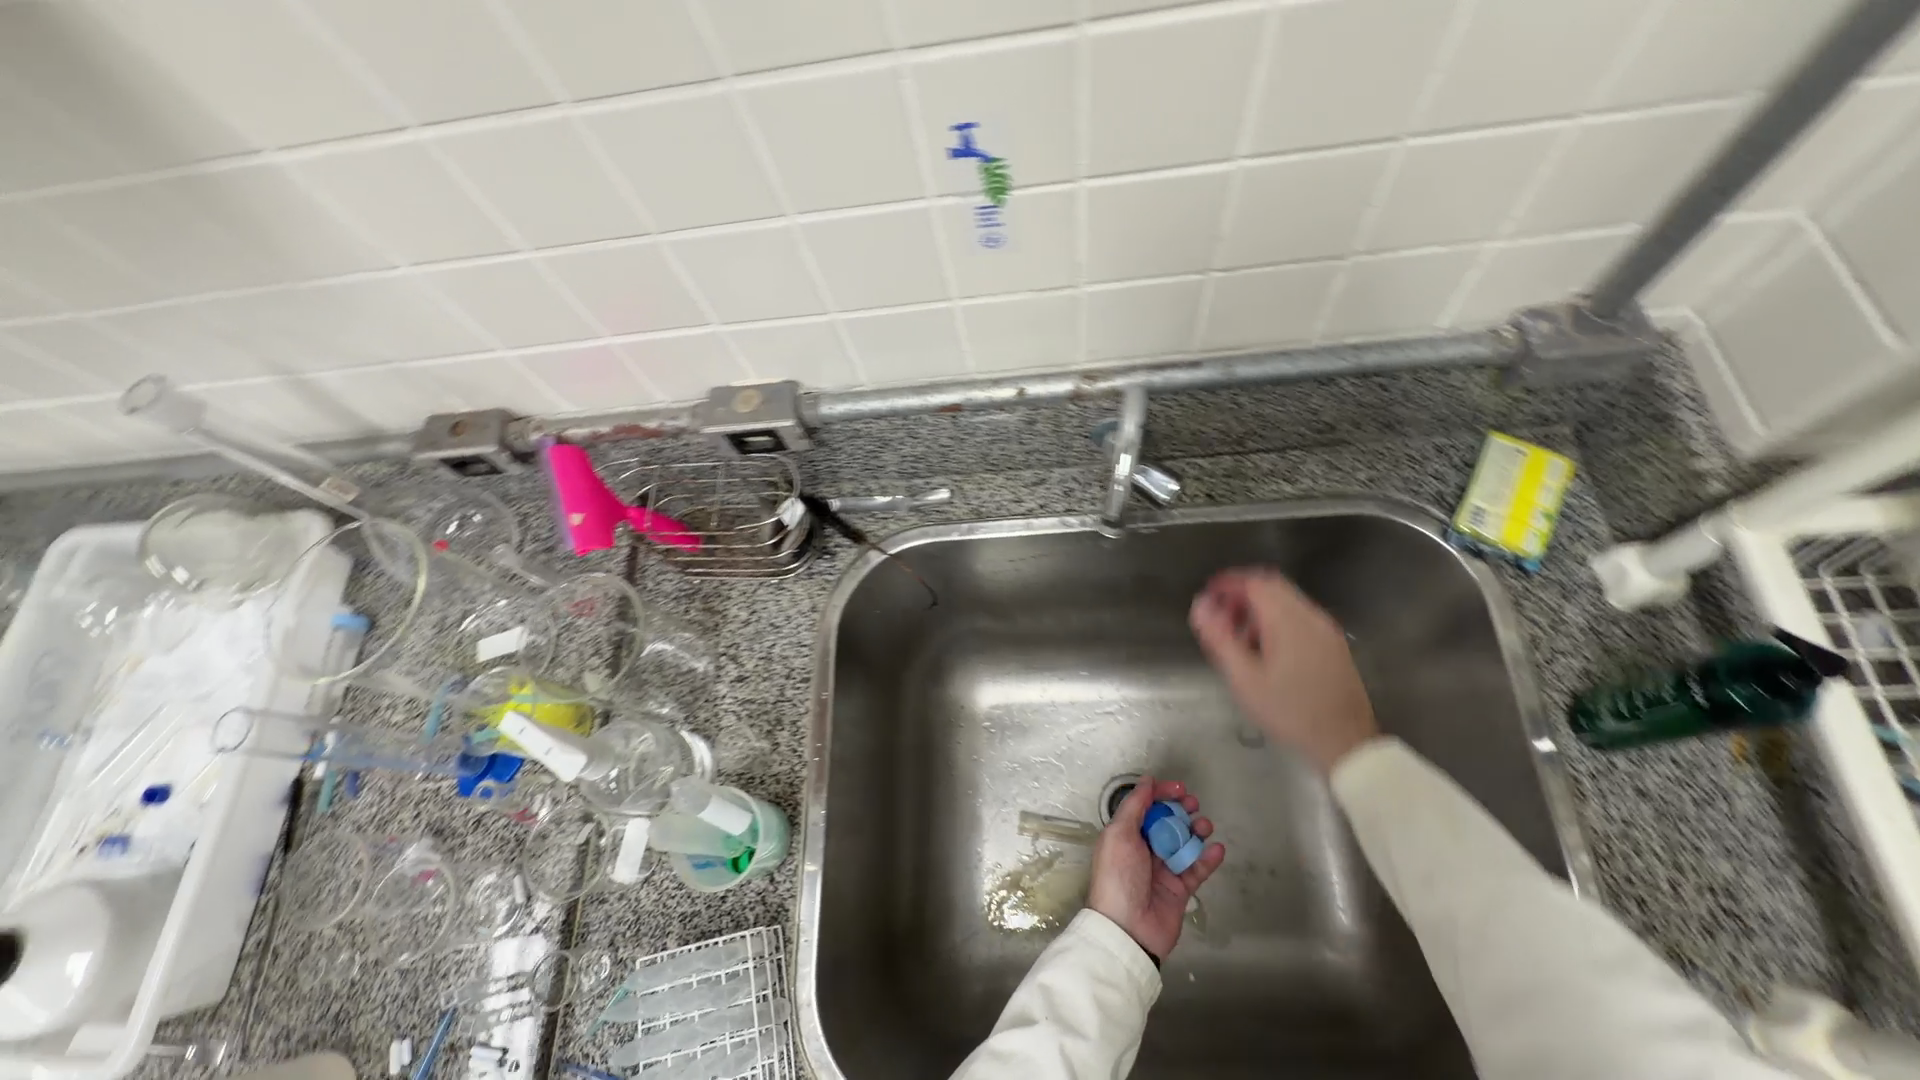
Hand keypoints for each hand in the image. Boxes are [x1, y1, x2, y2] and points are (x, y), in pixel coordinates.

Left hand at [1086, 777, 1224, 962]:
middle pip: (1168, 823)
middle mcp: (1144, 849)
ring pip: (1185, 843)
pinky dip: (1208, 858)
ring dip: (1197, 831)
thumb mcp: (1119, 835)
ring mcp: (1164, 869)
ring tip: (1204, 827)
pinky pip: (1197, 869)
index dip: (1162, 795)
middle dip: (1182, 811)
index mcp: (1126, 835)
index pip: (1146, 808)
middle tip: (1193, 805)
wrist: (1128, 928)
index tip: (1179, 789)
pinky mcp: (1180, 889)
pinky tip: (1216, 849)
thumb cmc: (1119, 876)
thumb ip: (1134, 806)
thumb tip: (1147, 780)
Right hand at [1189, 568, 1380, 774]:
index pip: (1255, 583)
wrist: (1345, 741)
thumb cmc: (1289, 711)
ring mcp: (1326, 630)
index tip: (1208, 596)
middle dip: (1242, 595)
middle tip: (1221, 618)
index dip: (1228, 583)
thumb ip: (1220, 638)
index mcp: (1288, 621)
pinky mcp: (1333, 644)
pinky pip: (1300, 617)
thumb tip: (1201, 606)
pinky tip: (1267, 651)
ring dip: (1259, 610)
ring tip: (1240, 640)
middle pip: (1272, 586)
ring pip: (1287, 601)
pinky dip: (1277, 621)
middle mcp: (1311, 617)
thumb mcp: (1245, 679)